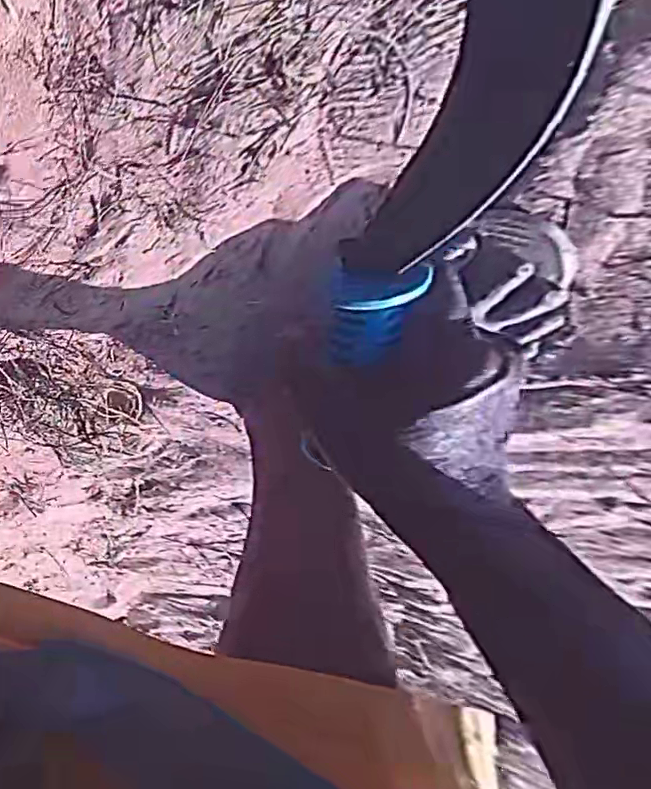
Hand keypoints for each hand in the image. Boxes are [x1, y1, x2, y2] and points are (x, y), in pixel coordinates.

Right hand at [285, 261, 523, 498]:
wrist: (446, 509)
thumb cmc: (390, 457)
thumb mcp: (329, 406)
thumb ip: (306, 360)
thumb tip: (290, 329)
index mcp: (452, 344)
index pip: (428, 279)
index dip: (377, 283)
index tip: (343, 301)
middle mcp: (487, 348)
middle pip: (426, 309)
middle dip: (378, 321)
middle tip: (340, 347)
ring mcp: (498, 368)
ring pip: (433, 334)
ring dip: (391, 344)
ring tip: (357, 375)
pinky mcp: (494, 388)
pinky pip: (445, 356)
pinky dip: (410, 362)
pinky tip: (383, 391)